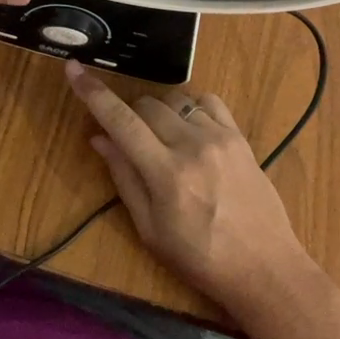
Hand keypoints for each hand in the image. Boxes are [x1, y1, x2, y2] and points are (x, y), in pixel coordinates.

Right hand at [65, 60, 313, 311]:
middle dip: (130, 116)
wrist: (267, 269)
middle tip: (132, 143)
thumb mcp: (151, 231)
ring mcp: (220, 137)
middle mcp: (192, 146)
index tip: (72, 68)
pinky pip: (207, 101)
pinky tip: (190, 129)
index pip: (120, 121)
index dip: (93, 92)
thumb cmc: (201, 259)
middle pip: (146, 104)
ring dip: (159, 113)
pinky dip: (190, 108)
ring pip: (174, 100)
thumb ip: (125, 179)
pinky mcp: (240, 137)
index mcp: (166, 174)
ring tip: (164, 142)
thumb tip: (100, 138)